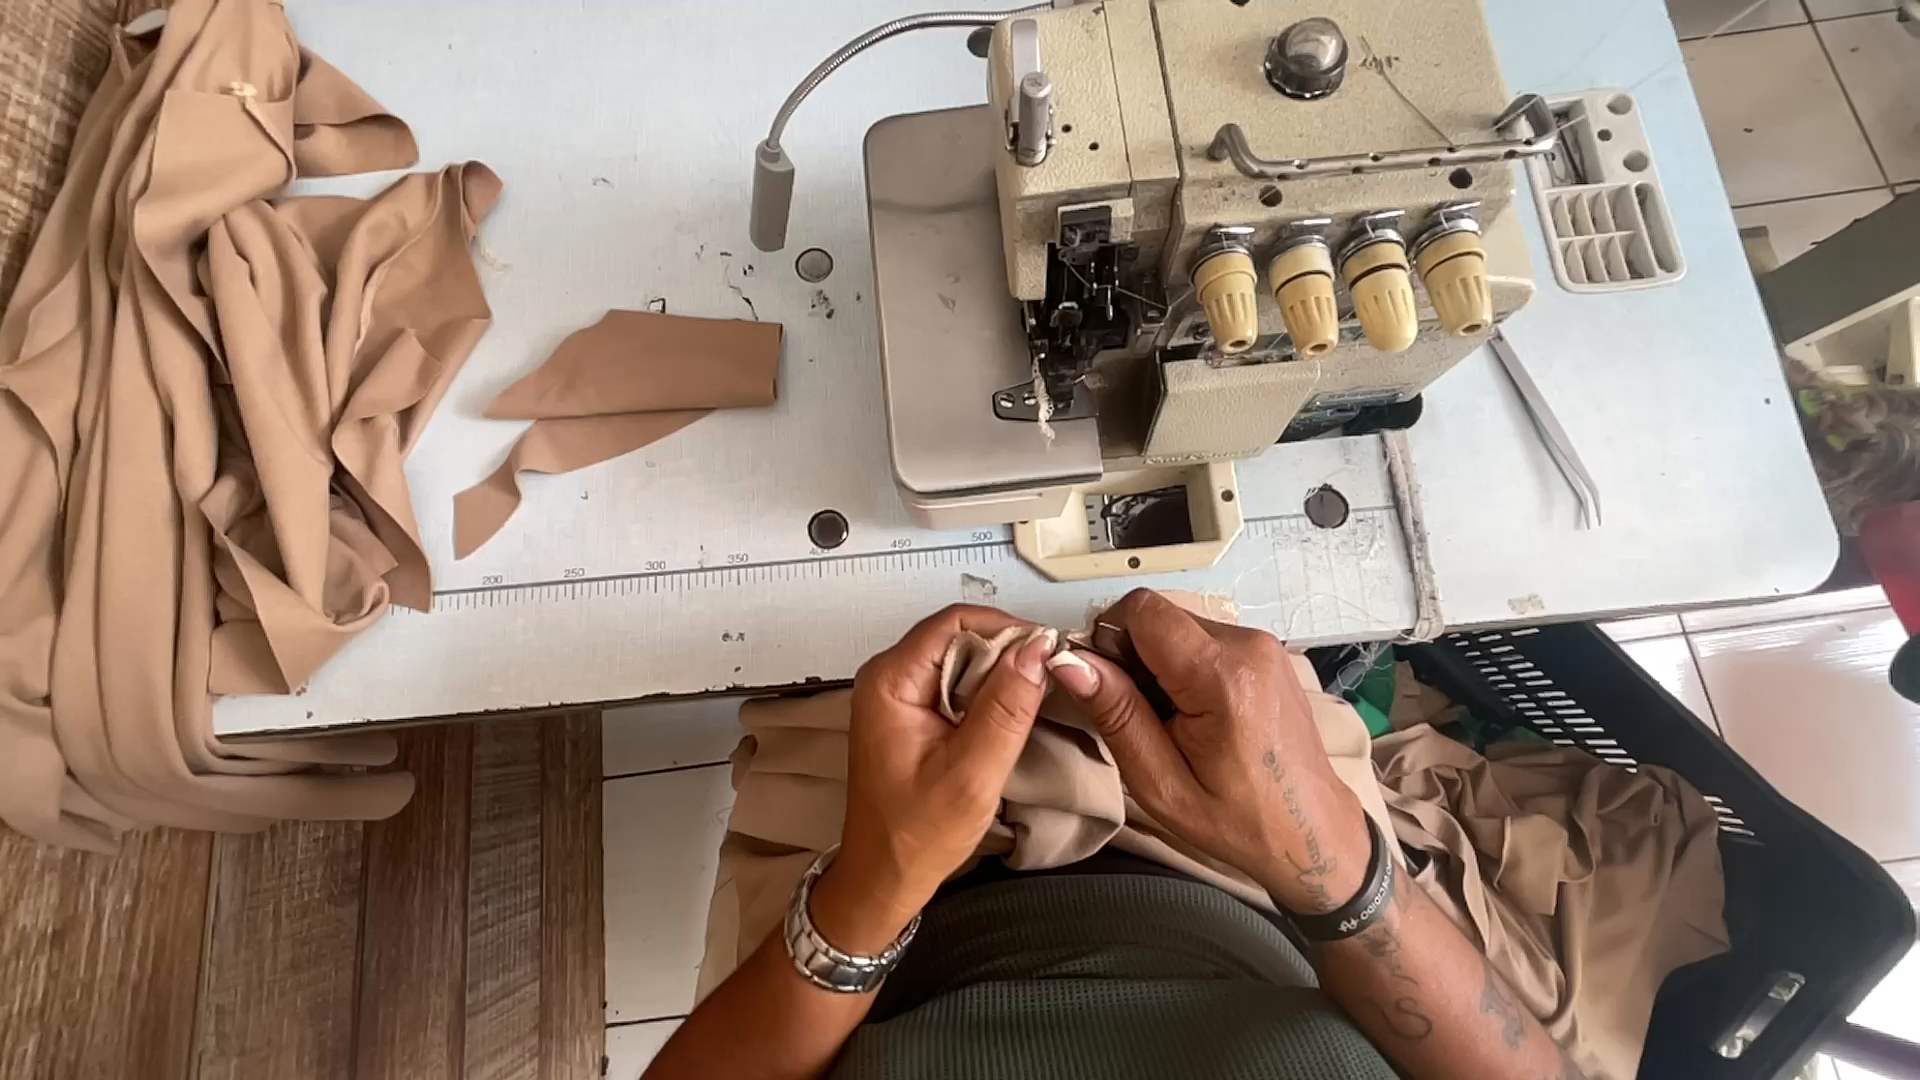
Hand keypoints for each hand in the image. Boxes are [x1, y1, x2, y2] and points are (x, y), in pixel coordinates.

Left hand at [809, 604, 1053, 951]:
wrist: (884, 876)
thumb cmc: (914, 836)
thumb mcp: (970, 775)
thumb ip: (1005, 709)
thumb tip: (1036, 651)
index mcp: (889, 682)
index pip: (953, 622)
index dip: (1005, 628)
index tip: (1045, 649)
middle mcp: (887, 676)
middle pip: (956, 633)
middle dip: (1005, 650)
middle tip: (1044, 676)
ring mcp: (898, 691)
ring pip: (959, 655)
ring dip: (998, 671)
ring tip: (1032, 696)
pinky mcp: (911, 708)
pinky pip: (955, 679)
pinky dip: (986, 689)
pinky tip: (1007, 713)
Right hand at [1047, 589, 1370, 913]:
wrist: (1315, 834)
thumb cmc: (1239, 821)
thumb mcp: (1160, 783)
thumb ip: (1116, 714)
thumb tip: (1069, 661)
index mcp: (1221, 677)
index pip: (1141, 610)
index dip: (1110, 639)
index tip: (1111, 687)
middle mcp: (1247, 645)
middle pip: (1157, 615)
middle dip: (1132, 654)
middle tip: (1142, 714)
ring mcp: (1261, 643)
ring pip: (1176, 623)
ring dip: (1157, 660)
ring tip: (1172, 718)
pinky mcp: (1265, 650)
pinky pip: (1200, 635)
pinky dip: (1182, 663)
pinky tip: (1194, 710)